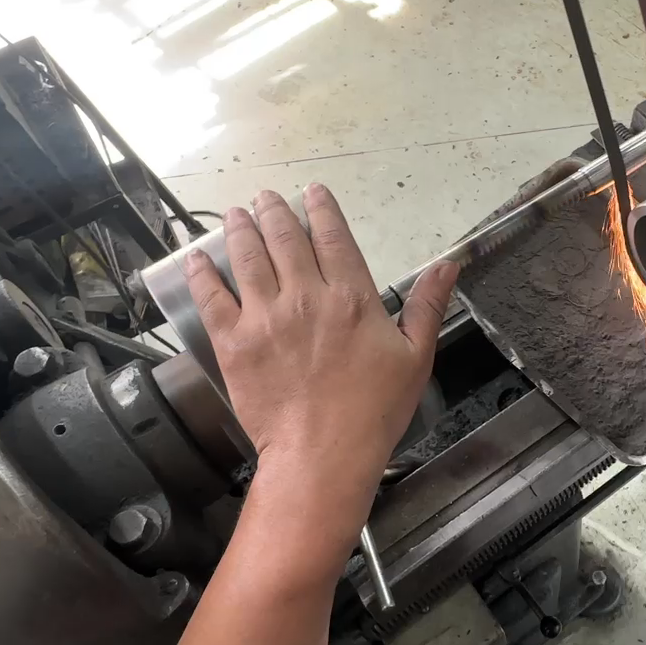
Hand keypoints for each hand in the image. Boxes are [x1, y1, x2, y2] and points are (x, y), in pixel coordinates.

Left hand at [179, 186, 458, 499]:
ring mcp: (264, 317)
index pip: (332, 236)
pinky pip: (211, 297)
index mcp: (351, 297)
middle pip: (284, 238)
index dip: (321, 209)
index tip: (312, 192)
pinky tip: (197, 257)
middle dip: (274, 210)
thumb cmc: (375, 409)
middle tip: (266, 198)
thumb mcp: (416, 356)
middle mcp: (305, 296)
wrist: (325, 452)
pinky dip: (202, 272)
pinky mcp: (233, 342)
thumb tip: (449, 264)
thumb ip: (427, 305)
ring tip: (236, 214)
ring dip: (240, 229)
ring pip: (247, 256)